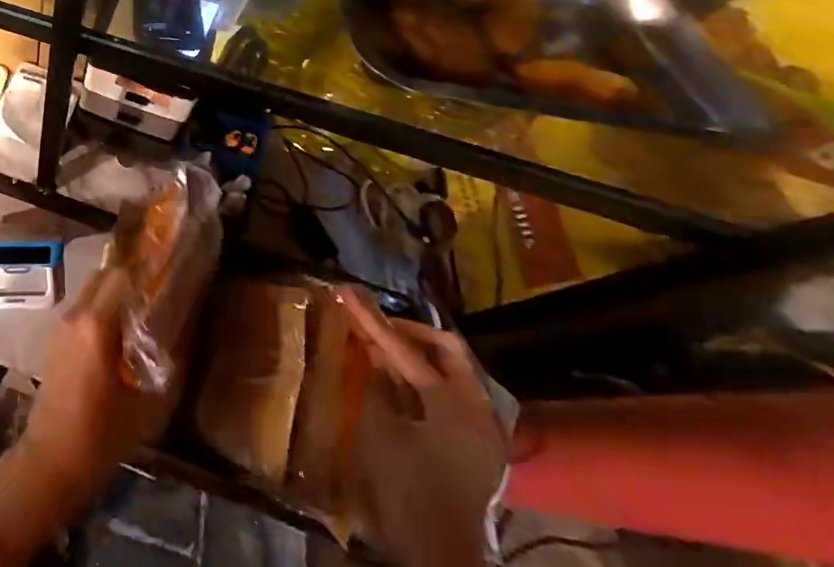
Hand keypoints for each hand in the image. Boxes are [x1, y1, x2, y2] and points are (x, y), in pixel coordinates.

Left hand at [21, 266, 175, 486]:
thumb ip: (168, 365)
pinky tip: (123, 331)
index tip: (171, 269)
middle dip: (133, 277)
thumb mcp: (147, 404)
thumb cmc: (101, 434)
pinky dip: (104, 307)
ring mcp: (62, 326)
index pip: (122, 275)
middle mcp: (76, 315)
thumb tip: (185, 335)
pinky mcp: (56, 340)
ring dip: (117, 292)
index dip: (148, 270)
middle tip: (160, 287)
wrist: (52, 459)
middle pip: (105, 275)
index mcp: (96, 324)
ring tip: (146, 307)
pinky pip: (84, 309)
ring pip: (92, 290)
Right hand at [340, 288, 506, 566]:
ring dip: (419, 354)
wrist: (439, 554)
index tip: (348, 293)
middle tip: (374, 322)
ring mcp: (486, 427)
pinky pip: (455, 394)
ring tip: (381, 345)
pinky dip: (428, 380)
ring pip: (454, 370)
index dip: (372, 321)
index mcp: (455, 404)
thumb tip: (369, 351)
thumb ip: (376, 385)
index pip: (406, 350)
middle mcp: (480, 408)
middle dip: (409, 331)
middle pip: (447, 349)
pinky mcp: (480, 444)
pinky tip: (400, 382)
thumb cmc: (406, 492)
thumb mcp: (380, 434)